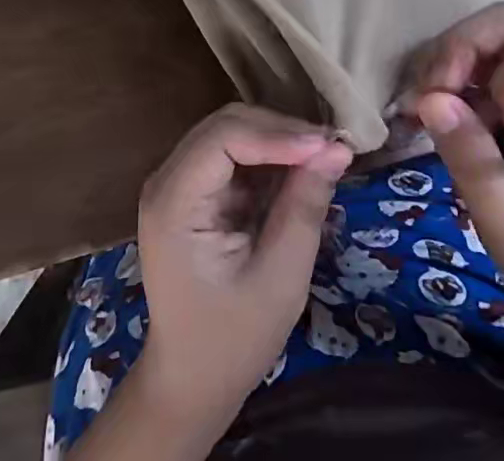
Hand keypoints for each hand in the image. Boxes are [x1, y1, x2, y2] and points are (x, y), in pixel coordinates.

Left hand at [134, 103, 352, 417]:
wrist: (192, 378)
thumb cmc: (233, 338)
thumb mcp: (280, 278)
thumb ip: (304, 207)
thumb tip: (337, 149)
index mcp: (173, 203)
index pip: (223, 138)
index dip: (277, 135)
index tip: (328, 147)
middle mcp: (167, 181)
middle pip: (226, 126)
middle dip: (281, 131)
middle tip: (332, 150)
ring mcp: (178, 184)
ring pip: (232, 133)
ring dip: (279, 140)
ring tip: (324, 158)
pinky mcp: (196, 191)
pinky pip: (236, 155)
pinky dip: (271, 157)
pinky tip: (301, 171)